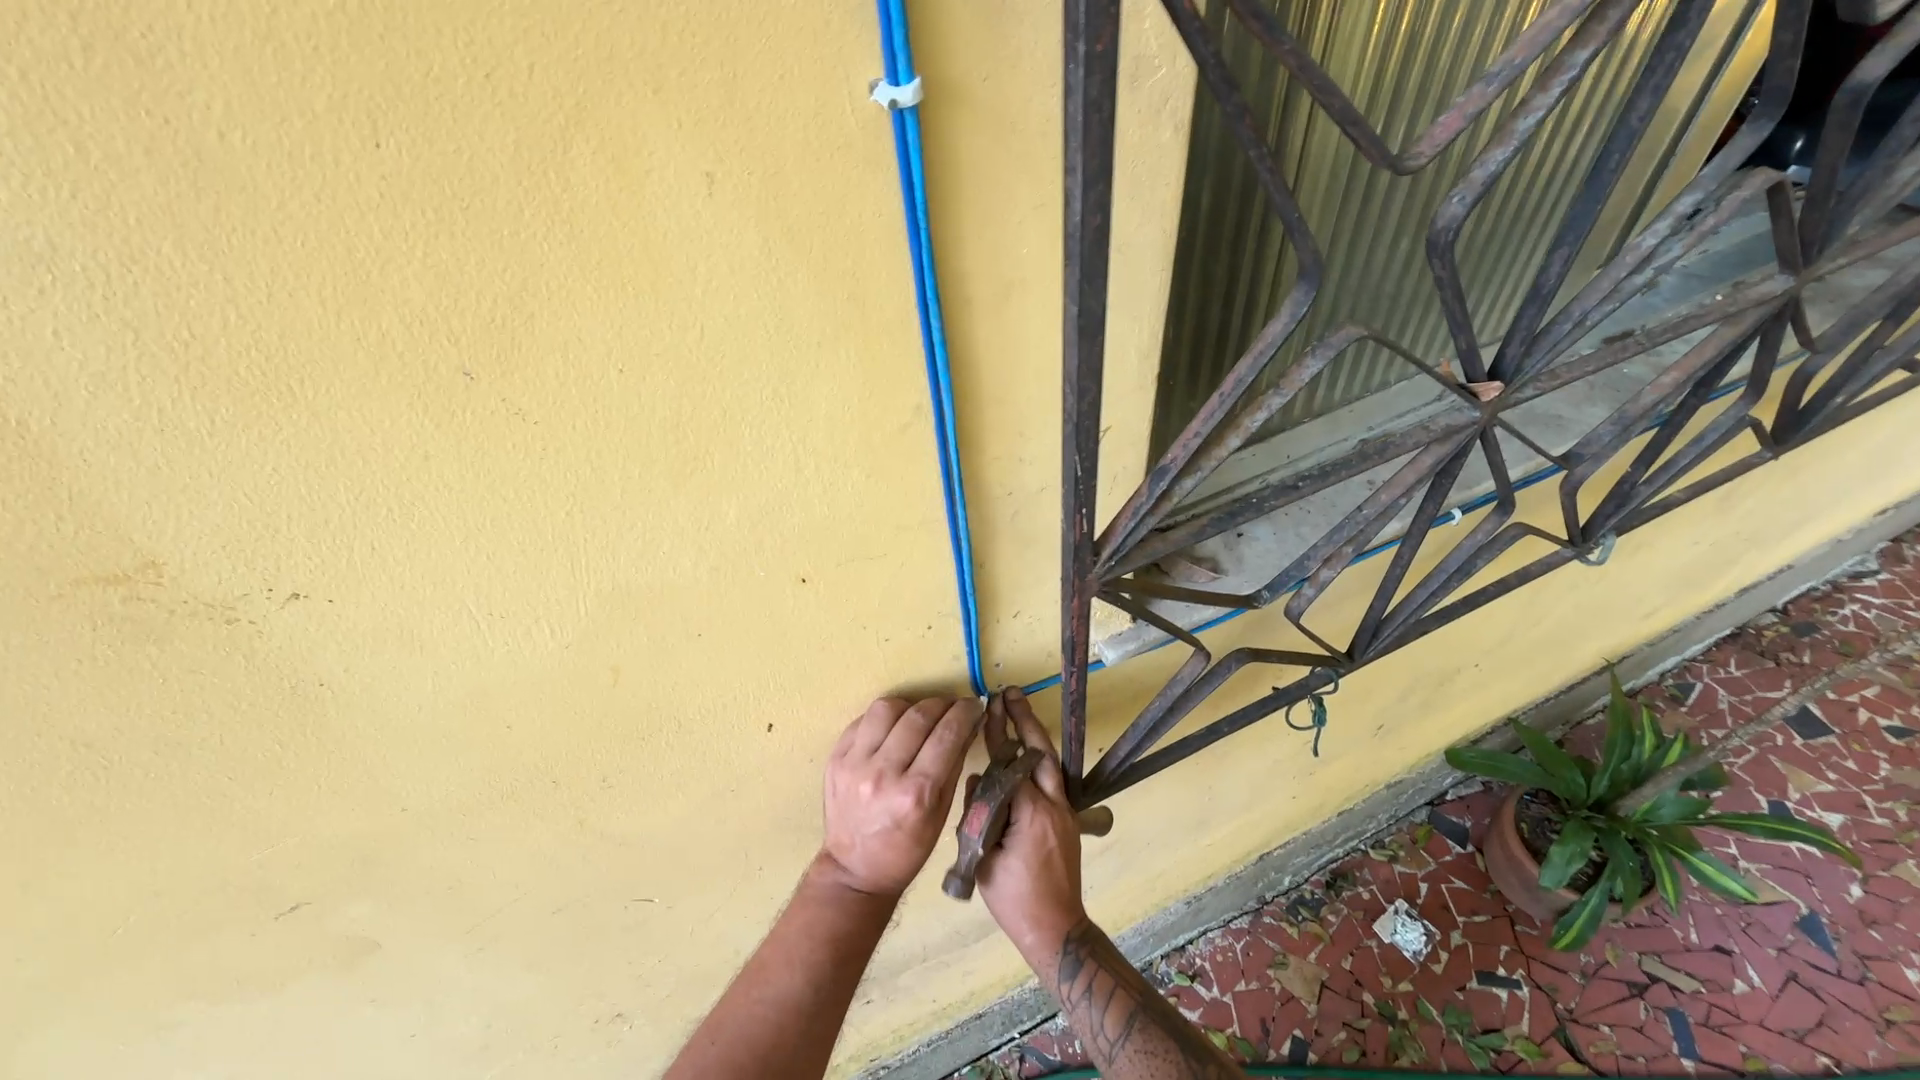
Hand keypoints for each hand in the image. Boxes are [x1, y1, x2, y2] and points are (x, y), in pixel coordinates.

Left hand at [818, 696, 981, 897]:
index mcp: (916, 793)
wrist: (855, 869)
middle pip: (919, 716)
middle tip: (951, 707)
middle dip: (942, 705)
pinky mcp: (835, 759)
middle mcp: (884, 774)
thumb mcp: (941, 814)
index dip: (965, 712)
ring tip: (919, 715)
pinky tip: (893, 728)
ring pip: (886, 708)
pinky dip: (883, 719)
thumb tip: (967, 725)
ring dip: (910, 706)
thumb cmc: (907, 848)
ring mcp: (855, 764)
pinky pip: (862, 720)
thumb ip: (954, 765)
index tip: (974, 706)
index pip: (947, 734)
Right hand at [976, 688, 1086, 956]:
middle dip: (1024, 721)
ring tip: (1019, 711)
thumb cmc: (1014, 899)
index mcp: (1031, 813)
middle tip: (1011, 693)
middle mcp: (1054, 805)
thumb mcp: (984, 858)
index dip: (998, 737)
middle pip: (1040, 753)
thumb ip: (980, 816)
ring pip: (1051, 764)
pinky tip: (1025, 753)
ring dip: (1034, 736)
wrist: (1055, 927)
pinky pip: (1052, 781)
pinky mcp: (1067, 821)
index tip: (988, 707)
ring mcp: (1064, 812)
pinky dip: (1038, 760)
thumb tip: (977, 779)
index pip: (1011, 765)